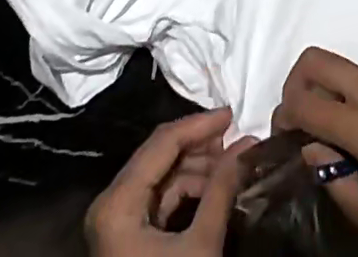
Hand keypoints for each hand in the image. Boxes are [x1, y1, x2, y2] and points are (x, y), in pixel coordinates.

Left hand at [85, 110, 254, 256]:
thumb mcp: (201, 245)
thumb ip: (222, 189)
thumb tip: (247, 144)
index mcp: (117, 202)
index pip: (162, 143)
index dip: (200, 124)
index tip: (233, 114)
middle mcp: (110, 202)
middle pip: (159, 155)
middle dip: (201, 146)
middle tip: (238, 141)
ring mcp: (116, 219)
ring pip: (161, 175)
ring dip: (198, 167)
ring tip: (233, 166)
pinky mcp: (126, 234)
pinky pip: (159, 196)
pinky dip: (187, 189)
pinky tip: (215, 189)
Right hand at [273, 48, 357, 256]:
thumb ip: (331, 176)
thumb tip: (310, 144)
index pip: (304, 103)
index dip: (282, 118)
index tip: (283, 137)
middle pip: (316, 61)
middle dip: (295, 85)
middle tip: (298, 118)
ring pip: (345, 69)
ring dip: (332, 93)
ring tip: (345, 135)